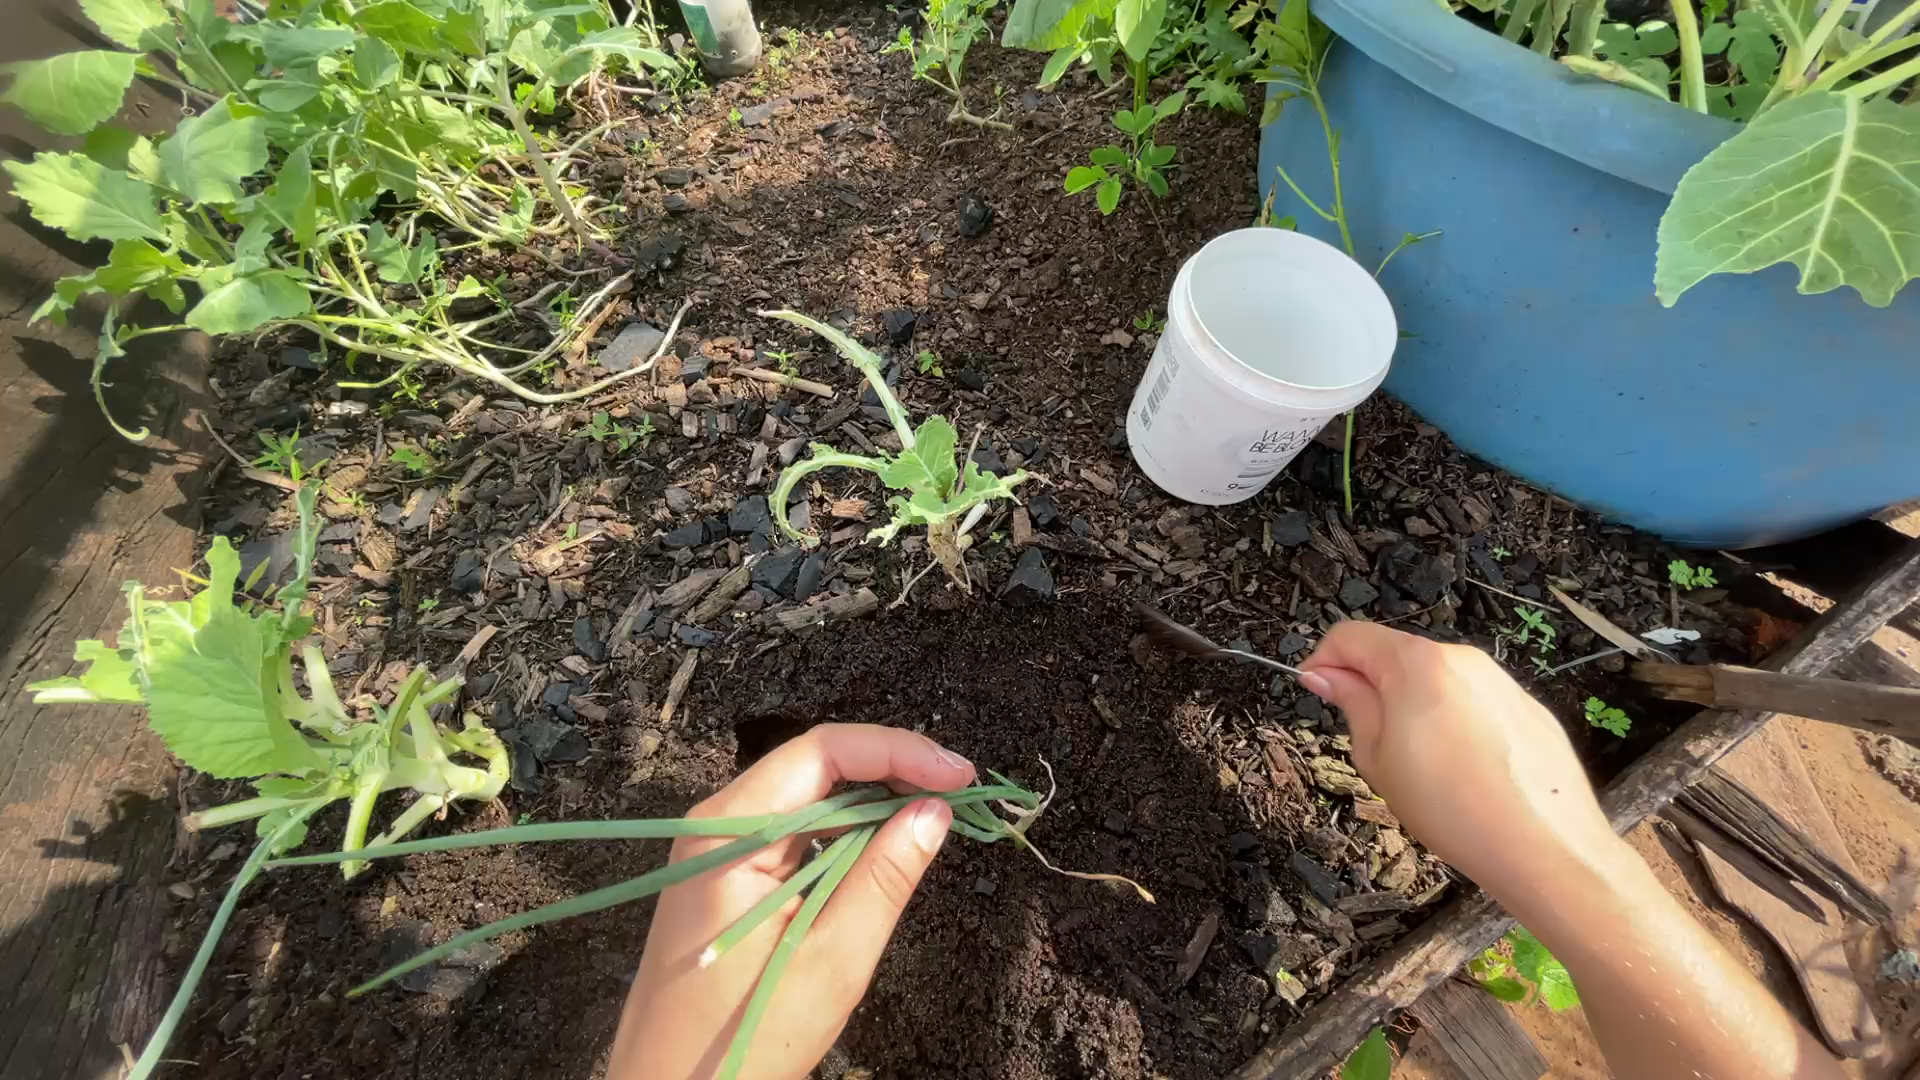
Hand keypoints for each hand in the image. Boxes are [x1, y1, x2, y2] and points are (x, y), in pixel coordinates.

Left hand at [609, 723, 974, 1079]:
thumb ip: (886, 875)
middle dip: (891, 767)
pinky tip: (887, 836)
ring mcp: (723, 843)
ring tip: (933, 806)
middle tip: (956, 788)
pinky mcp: (734, 869)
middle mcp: (721, 819)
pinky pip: (801, 826)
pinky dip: (850, 826)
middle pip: (817, 763)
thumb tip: (936, 808)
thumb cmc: (746, 1042)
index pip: (822, 752)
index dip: (896, 750)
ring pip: (812, 791)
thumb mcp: (832, 960)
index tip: (957, 774)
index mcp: (731, 828)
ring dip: (875, 795)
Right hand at [1298, 621, 1617, 892]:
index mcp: (1416, 663)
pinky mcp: (1526, 707)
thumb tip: (1325, 675)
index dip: (1323, 661)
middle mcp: (1460, 658)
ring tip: (1414, 756)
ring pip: (1431, 674)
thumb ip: (1350, 702)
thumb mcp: (1376, 755)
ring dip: (1407, 698)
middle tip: (1364, 733)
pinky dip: (1447, 714)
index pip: (1349, 636)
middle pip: (1392, 651)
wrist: (1548, 852)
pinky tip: (1458, 764)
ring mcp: (1499, 680)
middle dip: (1367, 681)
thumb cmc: (1449, 806)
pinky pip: (1468, 696)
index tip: (1316, 692)